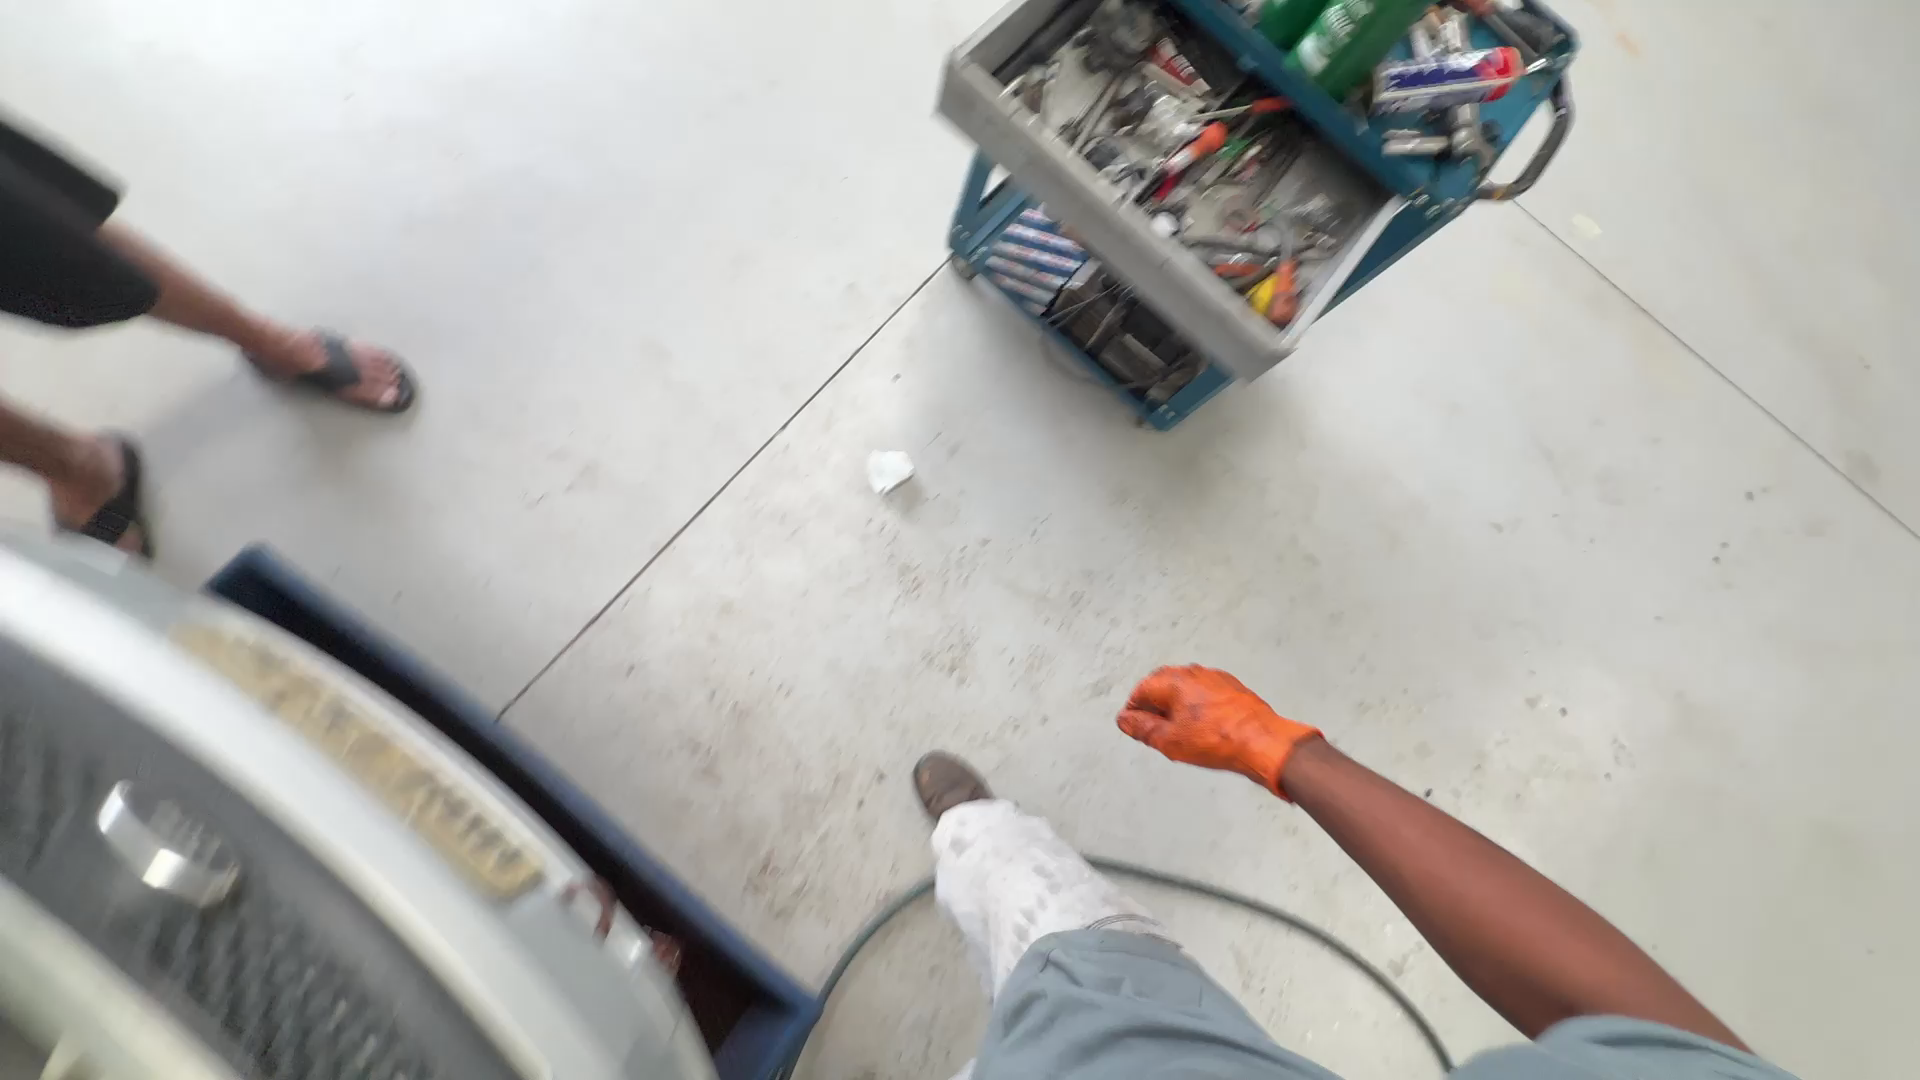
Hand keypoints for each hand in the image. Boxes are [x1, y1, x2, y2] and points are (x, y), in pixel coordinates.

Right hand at [1117, 665, 1320, 798]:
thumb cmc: (1214, 740)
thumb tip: (1124, 719)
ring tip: (1180, 731)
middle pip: (1162, 685)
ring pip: (1185, 689)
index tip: (1136, 728)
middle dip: (1155, 706)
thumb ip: (1142, 728)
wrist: (1263, 741)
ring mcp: (1215, 677)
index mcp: (1173, 680)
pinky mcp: (1232, 687)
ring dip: (1177, 705)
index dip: (1134, 710)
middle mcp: (1192, 672)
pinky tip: (1203, 726)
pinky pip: (1204, 693)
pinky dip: (1197, 705)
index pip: (1141, 690)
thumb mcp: (1169, 741)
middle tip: (1156, 731)